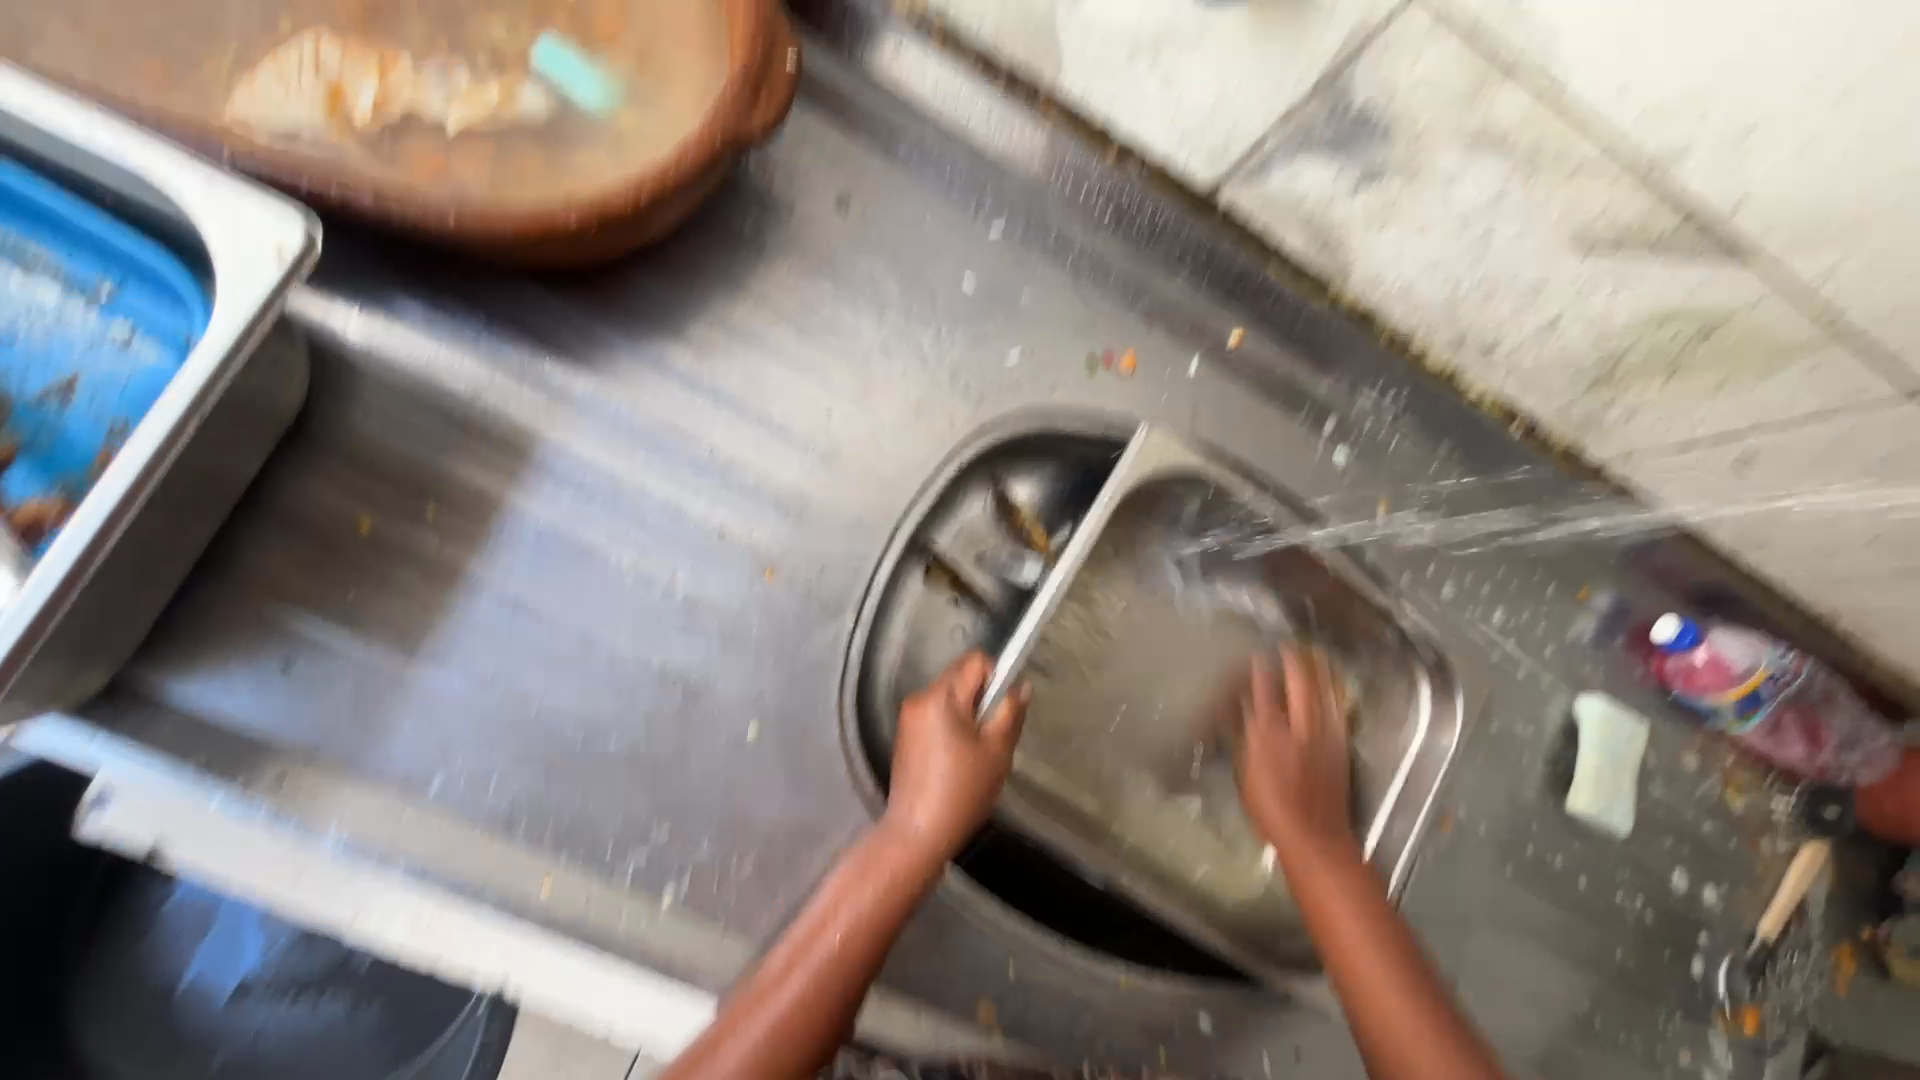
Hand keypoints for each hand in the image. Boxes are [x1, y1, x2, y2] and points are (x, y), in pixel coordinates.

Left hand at [885, 651, 1028, 859]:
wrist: (918, 831)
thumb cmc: (962, 791)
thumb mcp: (997, 752)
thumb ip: (1011, 712)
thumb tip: (1021, 686)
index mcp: (942, 697)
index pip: (975, 661)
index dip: (997, 676)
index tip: (1004, 707)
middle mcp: (921, 697)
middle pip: (960, 675)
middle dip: (982, 695)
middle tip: (992, 733)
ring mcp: (909, 716)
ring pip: (949, 696)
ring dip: (967, 711)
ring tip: (975, 751)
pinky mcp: (905, 733)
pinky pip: (936, 713)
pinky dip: (951, 724)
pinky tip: (957, 758)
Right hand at [1237, 646, 1353, 855]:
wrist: (1314, 836)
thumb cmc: (1270, 807)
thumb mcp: (1247, 770)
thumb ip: (1248, 735)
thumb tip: (1247, 707)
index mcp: (1270, 733)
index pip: (1264, 691)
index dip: (1261, 669)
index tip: (1257, 653)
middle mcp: (1300, 728)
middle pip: (1299, 685)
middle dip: (1293, 663)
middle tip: (1288, 646)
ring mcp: (1325, 736)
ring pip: (1323, 694)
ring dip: (1318, 673)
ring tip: (1314, 656)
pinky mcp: (1341, 747)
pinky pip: (1338, 711)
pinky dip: (1334, 694)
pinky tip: (1333, 688)